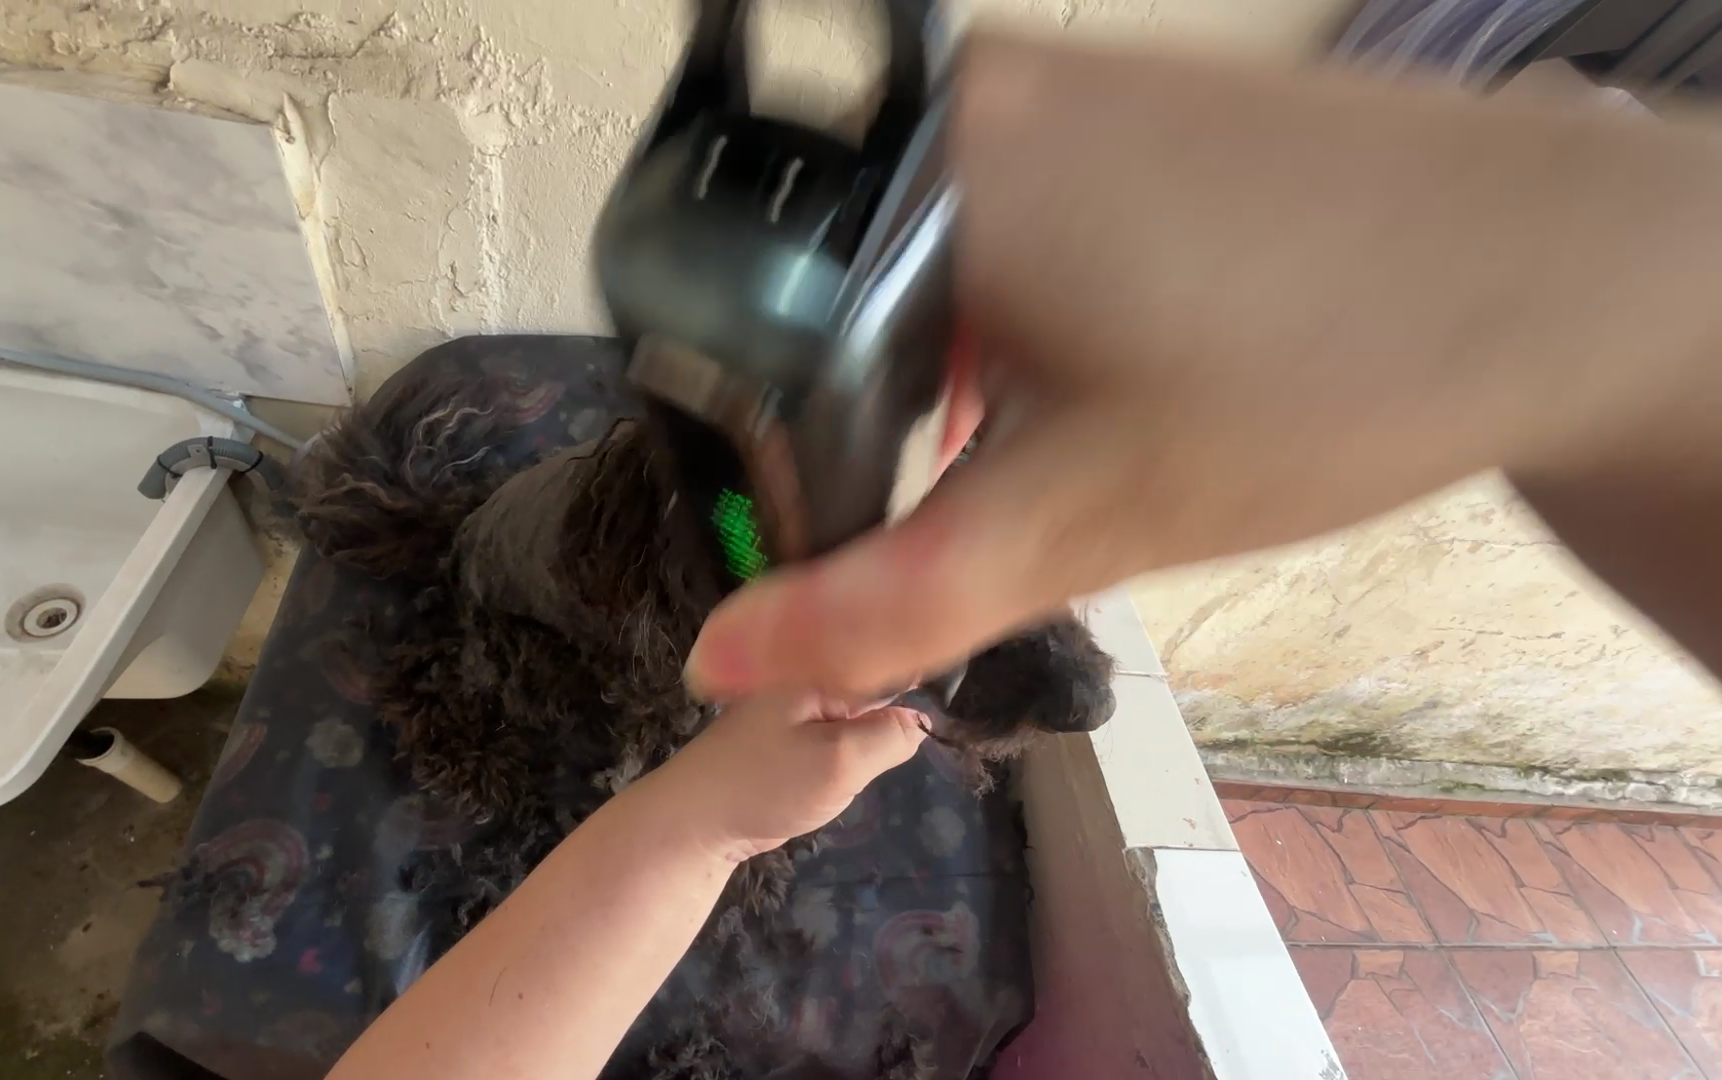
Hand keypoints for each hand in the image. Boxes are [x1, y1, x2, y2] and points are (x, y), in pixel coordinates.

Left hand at [629, 694, 926, 861]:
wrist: (693, 822)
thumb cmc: (766, 785)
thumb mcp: (840, 761)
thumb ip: (888, 736)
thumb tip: (920, 722)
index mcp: (813, 667)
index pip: (879, 660)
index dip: (909, 687)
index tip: (926, 724)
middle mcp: (800, 676)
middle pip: (865, 687)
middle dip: (881, 722)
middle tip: (871, 758)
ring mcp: (786, 704)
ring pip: (847, 715)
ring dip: (859, 742)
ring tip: (847, 770)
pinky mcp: (778, 733)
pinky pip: (826, 733)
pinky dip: (837, 754)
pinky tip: (828, 776)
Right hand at [684, 31, 1721, 701]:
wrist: (1564, 272)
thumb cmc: (1322, 384)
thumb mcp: (1070, 523)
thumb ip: (878, 604)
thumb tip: (718, 653)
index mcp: (919, 180)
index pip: (756, 344)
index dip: (782, 463)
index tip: (858, 531)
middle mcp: (950, 107)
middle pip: (817, 304)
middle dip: (859, 422)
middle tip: (959, 481)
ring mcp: (1019, 91)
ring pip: (887, 274)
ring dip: (912, 377)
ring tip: (1008, 432)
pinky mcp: (1076, 110)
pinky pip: (954, 232)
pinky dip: (964, 322)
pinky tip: (1041, 370)